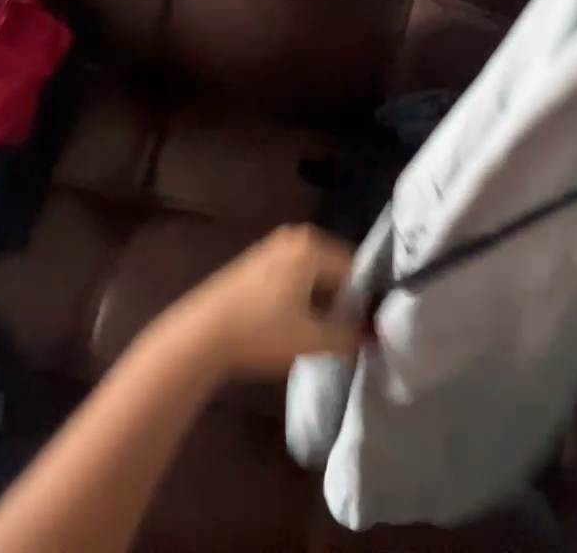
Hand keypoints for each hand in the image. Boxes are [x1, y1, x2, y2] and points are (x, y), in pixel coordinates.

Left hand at [159, 225, 360, 379]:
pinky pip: (295, 274)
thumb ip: (350, 337)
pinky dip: (302, 294)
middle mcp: (296, 237)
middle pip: (335, 269)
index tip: (367, 330)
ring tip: (322, 331)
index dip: (365, 302)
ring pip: (314, 273)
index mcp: (313, 246)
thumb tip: (374, 335)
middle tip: (347, 332)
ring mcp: (273, 246)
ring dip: (322, 299)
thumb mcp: (312, 340)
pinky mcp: (257, 261)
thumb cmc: (261, 332)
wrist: (202, 334)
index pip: (356, 270)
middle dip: (343, 299)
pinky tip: (295, 322)